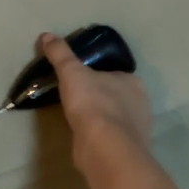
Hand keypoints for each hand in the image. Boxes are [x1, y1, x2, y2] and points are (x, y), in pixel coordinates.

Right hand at [37, 32, 154, 175]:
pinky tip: (83, 134)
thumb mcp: (71, 71)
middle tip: (75, 95)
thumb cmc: (93, 103)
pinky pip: (111, 138)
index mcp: (134, 83)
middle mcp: (141, 106)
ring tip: (76, 115)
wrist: (104, 149)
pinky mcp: (127, 152)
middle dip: (98, 96)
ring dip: (99, 118)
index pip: (115, 73)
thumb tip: (47, 36)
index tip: (80, 77)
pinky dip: (99, 136)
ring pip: (114, 118)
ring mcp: (137, 132)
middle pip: (115, 96)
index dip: (97, 74)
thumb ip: (60, 53)